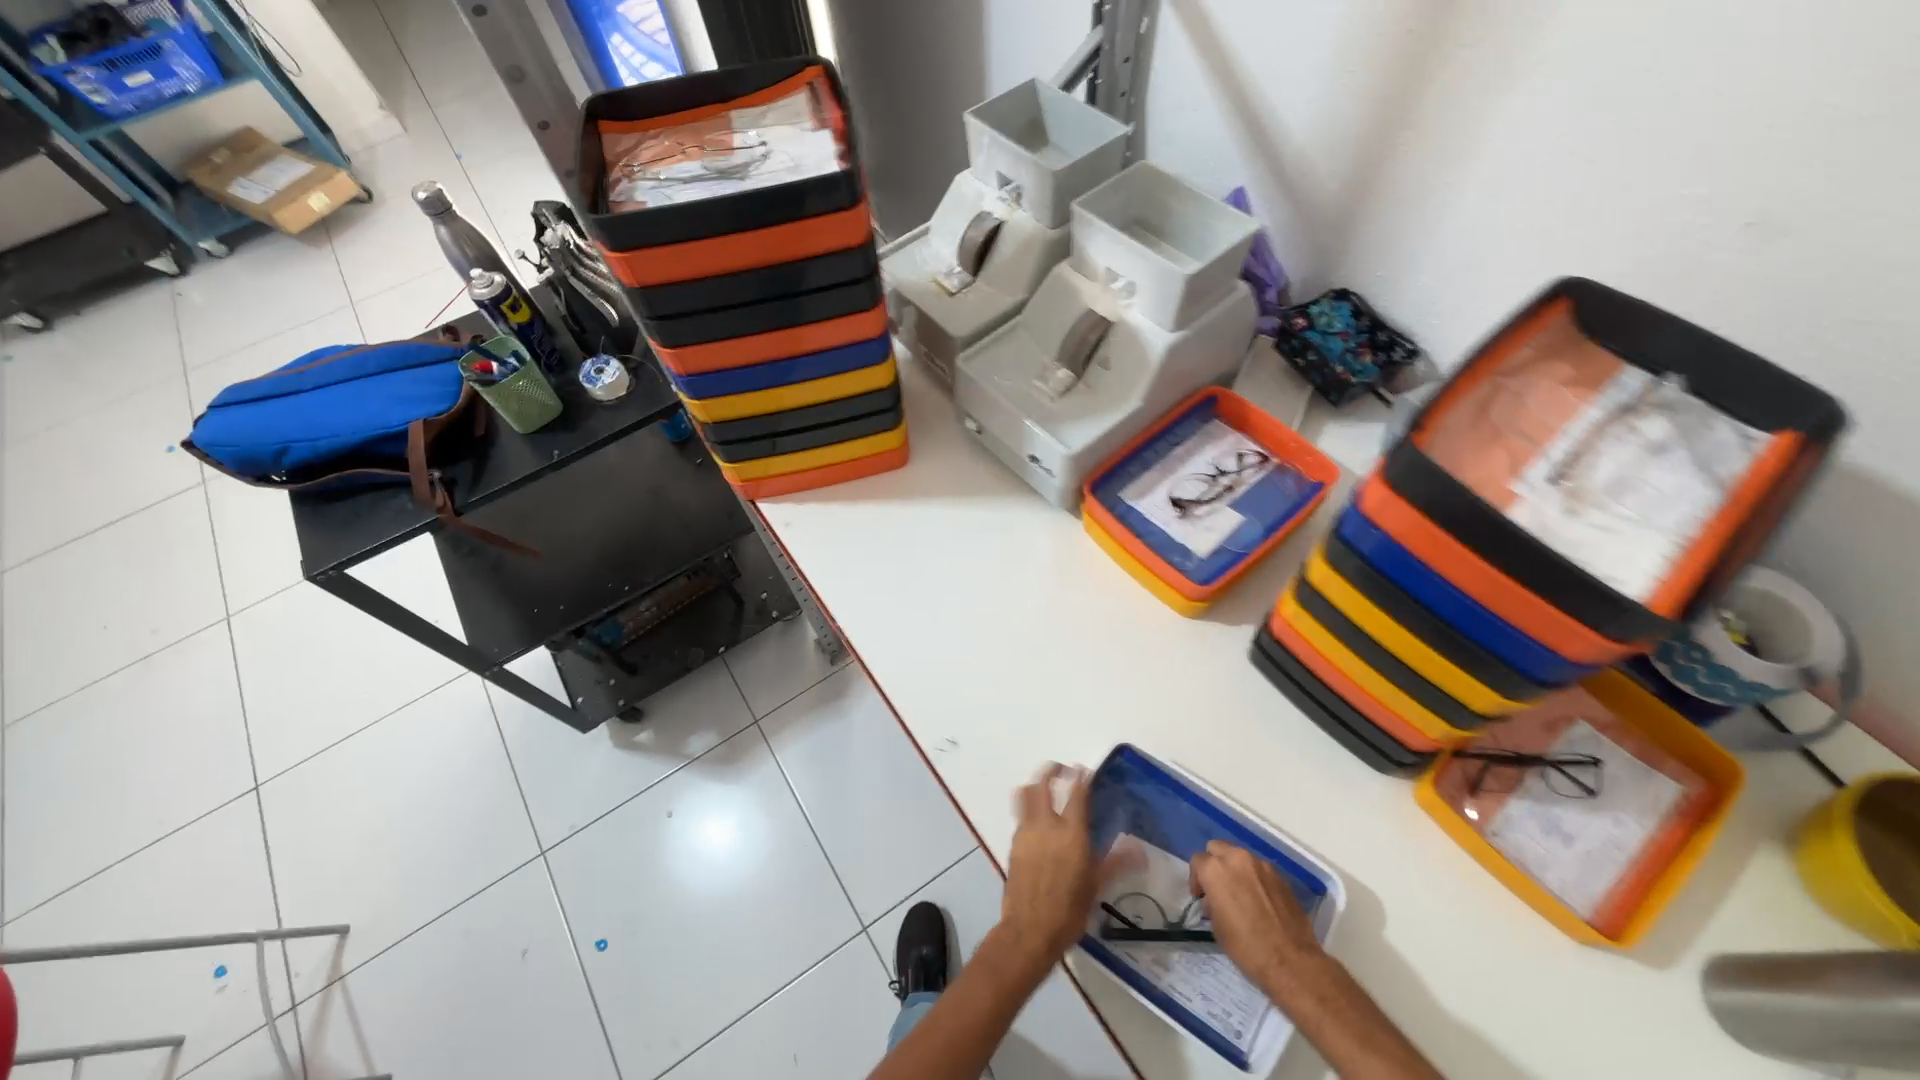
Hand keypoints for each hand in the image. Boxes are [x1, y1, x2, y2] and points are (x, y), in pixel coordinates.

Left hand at [999, 763, 1115, 963]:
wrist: (1029, 930)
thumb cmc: (1069, 910)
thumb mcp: (1097, 886)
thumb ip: (1117, 862)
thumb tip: (1140, 849)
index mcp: (1071, 834)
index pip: (1076, 794)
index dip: (1081, 778)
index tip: (1084, 770)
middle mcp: (1045, 826)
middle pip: (1042, 785)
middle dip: (1051, 772)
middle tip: (1062, 770)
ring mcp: (1025, 834)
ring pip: (1025, 795)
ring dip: (1035, 785)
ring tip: (1045, 787)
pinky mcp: (1013, 845)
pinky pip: (1020, 816)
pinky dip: (1028, 807)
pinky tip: (1038, 820)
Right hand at [1189, 840, 1321, 989]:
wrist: (1290, 960)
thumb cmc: (1246, 946)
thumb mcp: (1216, 926)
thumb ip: (1211, 902)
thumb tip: (1215, 899)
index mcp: (1216, 870)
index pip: (1197, 860)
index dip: (1196, 879)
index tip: (1201, 897)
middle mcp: (1238, 859)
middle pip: (1218, 848)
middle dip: (1214, 864)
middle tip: (1217, 889)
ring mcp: (1263, 865)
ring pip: (1241, 857)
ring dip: (1236, 870)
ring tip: (1241, 895)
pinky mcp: (1281, 876)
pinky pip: (1260, 870)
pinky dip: (1255, 879)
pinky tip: (1260, 902)